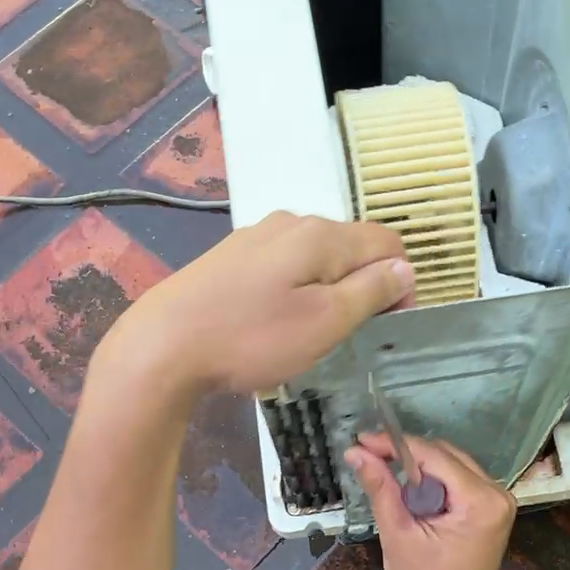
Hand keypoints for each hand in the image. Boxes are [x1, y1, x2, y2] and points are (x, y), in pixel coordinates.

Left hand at [102, 212, 414, 394]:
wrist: (165, 346)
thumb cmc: (253, 338)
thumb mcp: (324, 321)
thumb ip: (370, 291)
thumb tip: (405, 268)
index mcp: (321, 235)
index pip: (387, 242)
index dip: (402, 282)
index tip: (391, 325)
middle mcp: (291, 223)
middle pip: (350, 246)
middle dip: (364, 285)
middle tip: (351, 336)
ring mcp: (257, 237)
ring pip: (316, 257)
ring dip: (329, 289)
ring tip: (313, 333)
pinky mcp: (231, 258)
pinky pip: (284, 266)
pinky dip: (297, 290)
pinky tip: (276, 322)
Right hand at [345, 433, 516, 569]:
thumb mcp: (398, 537)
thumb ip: (382, 490)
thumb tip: (357, 453)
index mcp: (480, 501)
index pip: (434, 456)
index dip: (395, 445)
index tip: (362, 441)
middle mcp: (497, 493)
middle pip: (445, 456)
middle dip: (405, 455)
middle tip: (367, 456)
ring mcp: (498, 501)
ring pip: (451, 465)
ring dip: (418, 468)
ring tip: (383, 473)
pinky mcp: (491, 509)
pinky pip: (458, 481)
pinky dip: (432, 482)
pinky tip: (408, 491)